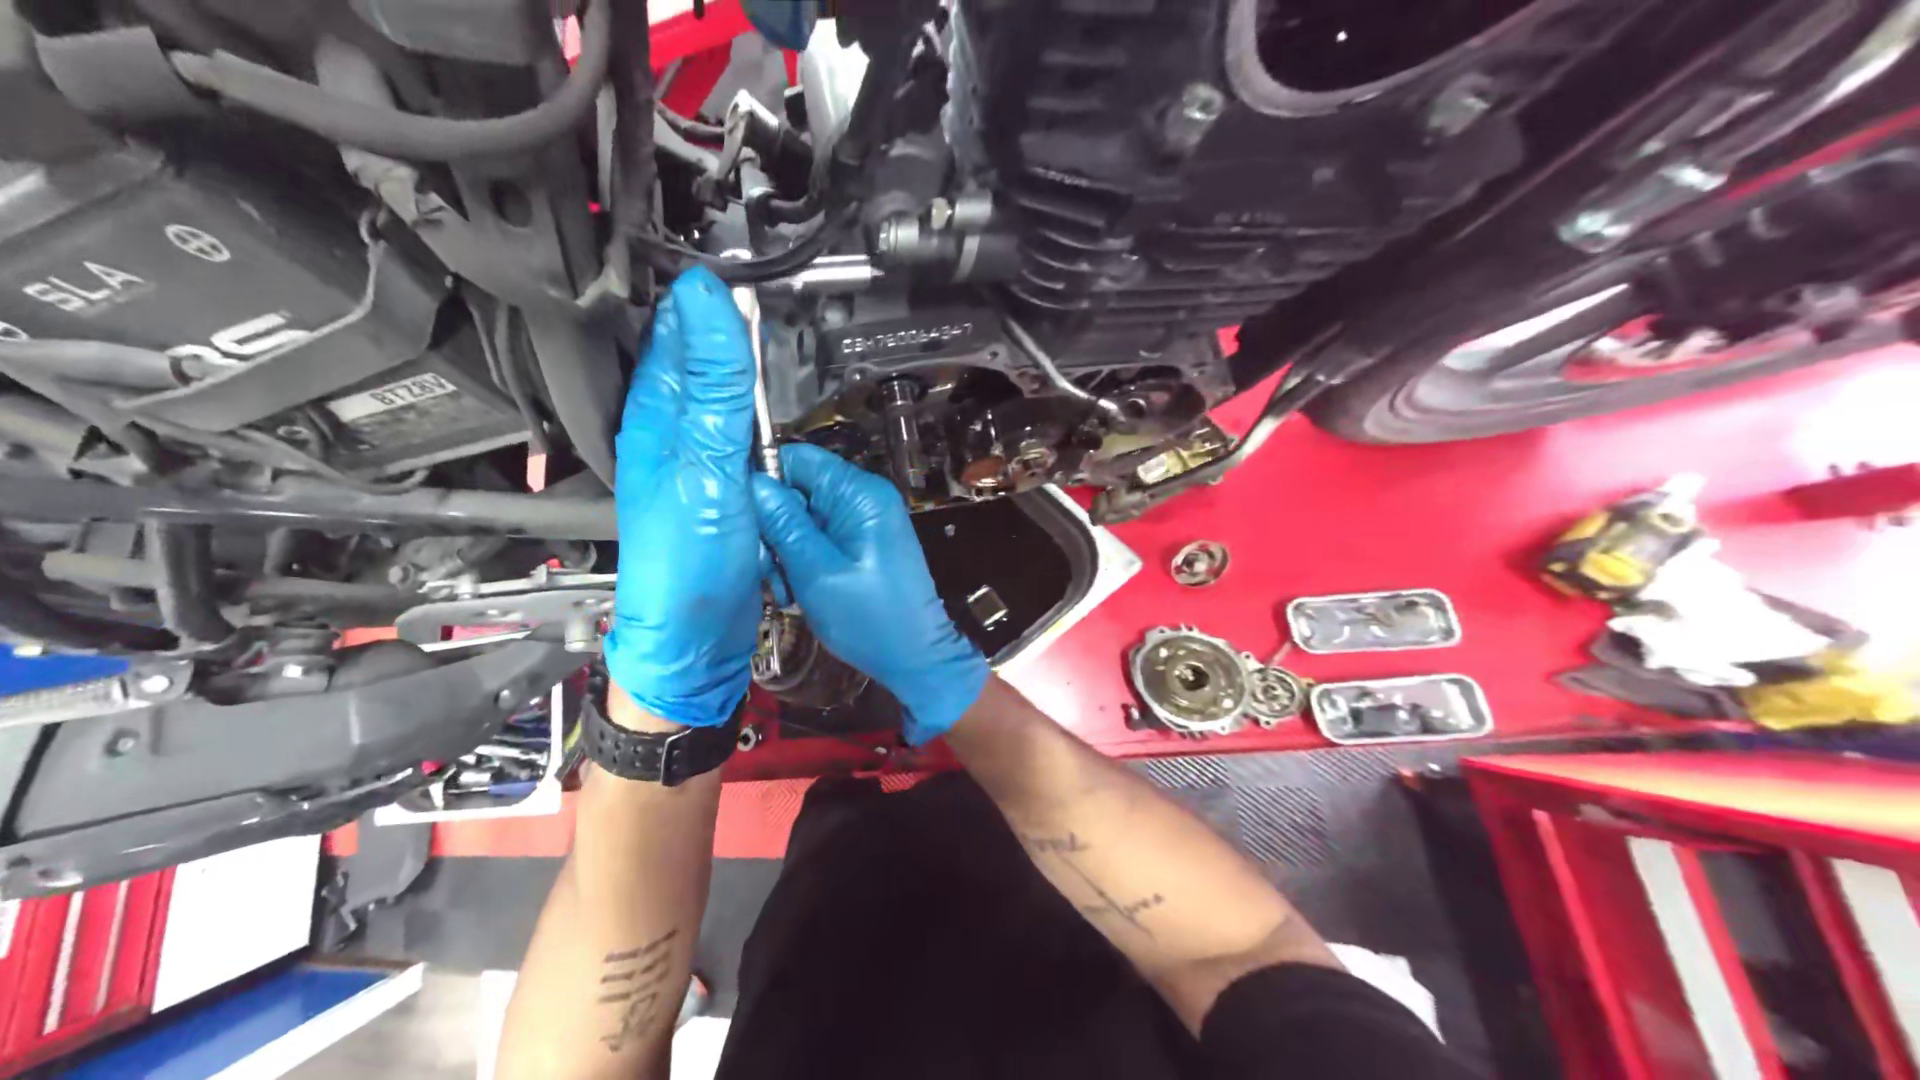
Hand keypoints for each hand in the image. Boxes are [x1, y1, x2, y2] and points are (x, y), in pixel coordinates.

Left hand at [601, 267, 762, 728]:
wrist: (694, 637)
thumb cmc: (687, 565)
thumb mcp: (707, 469)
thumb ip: (716, 389)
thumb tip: (712, 306)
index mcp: (653, 419)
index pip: (674, 334)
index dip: (703, 298)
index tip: (738, 271)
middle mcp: (667, 432)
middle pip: (692, 357)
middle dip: (720, 322)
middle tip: (754, 293)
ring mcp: (693, 458)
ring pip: (713, 391)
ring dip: (736, 362)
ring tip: (758, 333)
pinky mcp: (718, 484)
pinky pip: (732, 430)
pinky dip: (749, 410)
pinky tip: (762, 405)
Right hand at [749, 443, 988, 743]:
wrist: (915, 657)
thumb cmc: (868, 617)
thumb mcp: (817, 572)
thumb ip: (783, 523)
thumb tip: (752, 481)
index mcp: (860, 493)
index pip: (799, 458)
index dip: (765, 481)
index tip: (744, 518)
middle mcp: (864, 497)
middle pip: (799, 488)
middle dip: (774, 526)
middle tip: (768, 569)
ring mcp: (864, 520)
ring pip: (804, 517)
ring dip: (785, 550)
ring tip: (785, 589)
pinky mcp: (861, 543)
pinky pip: (820, 537)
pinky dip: (803, 560)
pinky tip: (797, 591)